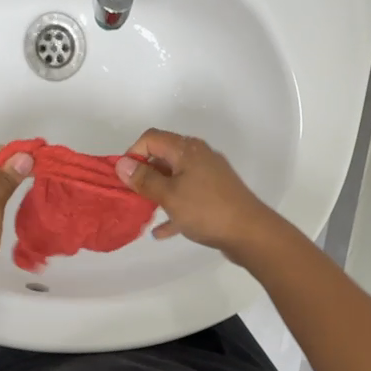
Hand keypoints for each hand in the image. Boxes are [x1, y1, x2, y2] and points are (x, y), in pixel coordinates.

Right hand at [115, 129, 289, 262]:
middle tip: (130, 195)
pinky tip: (161, 231)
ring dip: (157, 192)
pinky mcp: (214, 195)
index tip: (124, 177)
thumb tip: (121, 164)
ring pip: (174, 179)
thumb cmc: (206, 210)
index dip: (133, 154)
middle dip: (143, 174)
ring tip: (143, 211)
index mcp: (186, 150)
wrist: (249, 232)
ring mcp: (208, 176)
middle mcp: (198, 157)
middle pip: (163, 157)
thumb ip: (144, 180)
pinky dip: (173, 210)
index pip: (151, 138)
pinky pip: (187, 198)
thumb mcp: (169, 196)